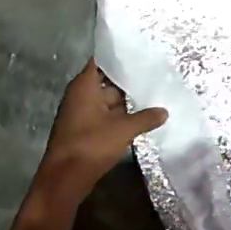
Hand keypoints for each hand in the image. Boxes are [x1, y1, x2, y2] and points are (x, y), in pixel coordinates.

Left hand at [34, 60, 168, 204]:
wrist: (66, 177)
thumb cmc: (92, 145)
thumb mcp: (123, 130)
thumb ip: (145, 118)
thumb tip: (164, 111)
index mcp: (84, 86)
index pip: (101, 61)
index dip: (119, 56)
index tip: (140, 53)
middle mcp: (80, 95)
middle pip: (107, 82)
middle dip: (128, 82)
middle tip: (154, 77)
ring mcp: (81, 113)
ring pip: (107, 101)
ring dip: (125, 103)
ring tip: (152, 97)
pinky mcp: (84, 129)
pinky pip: (104, 116)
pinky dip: (118, 117)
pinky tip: (139, 118)